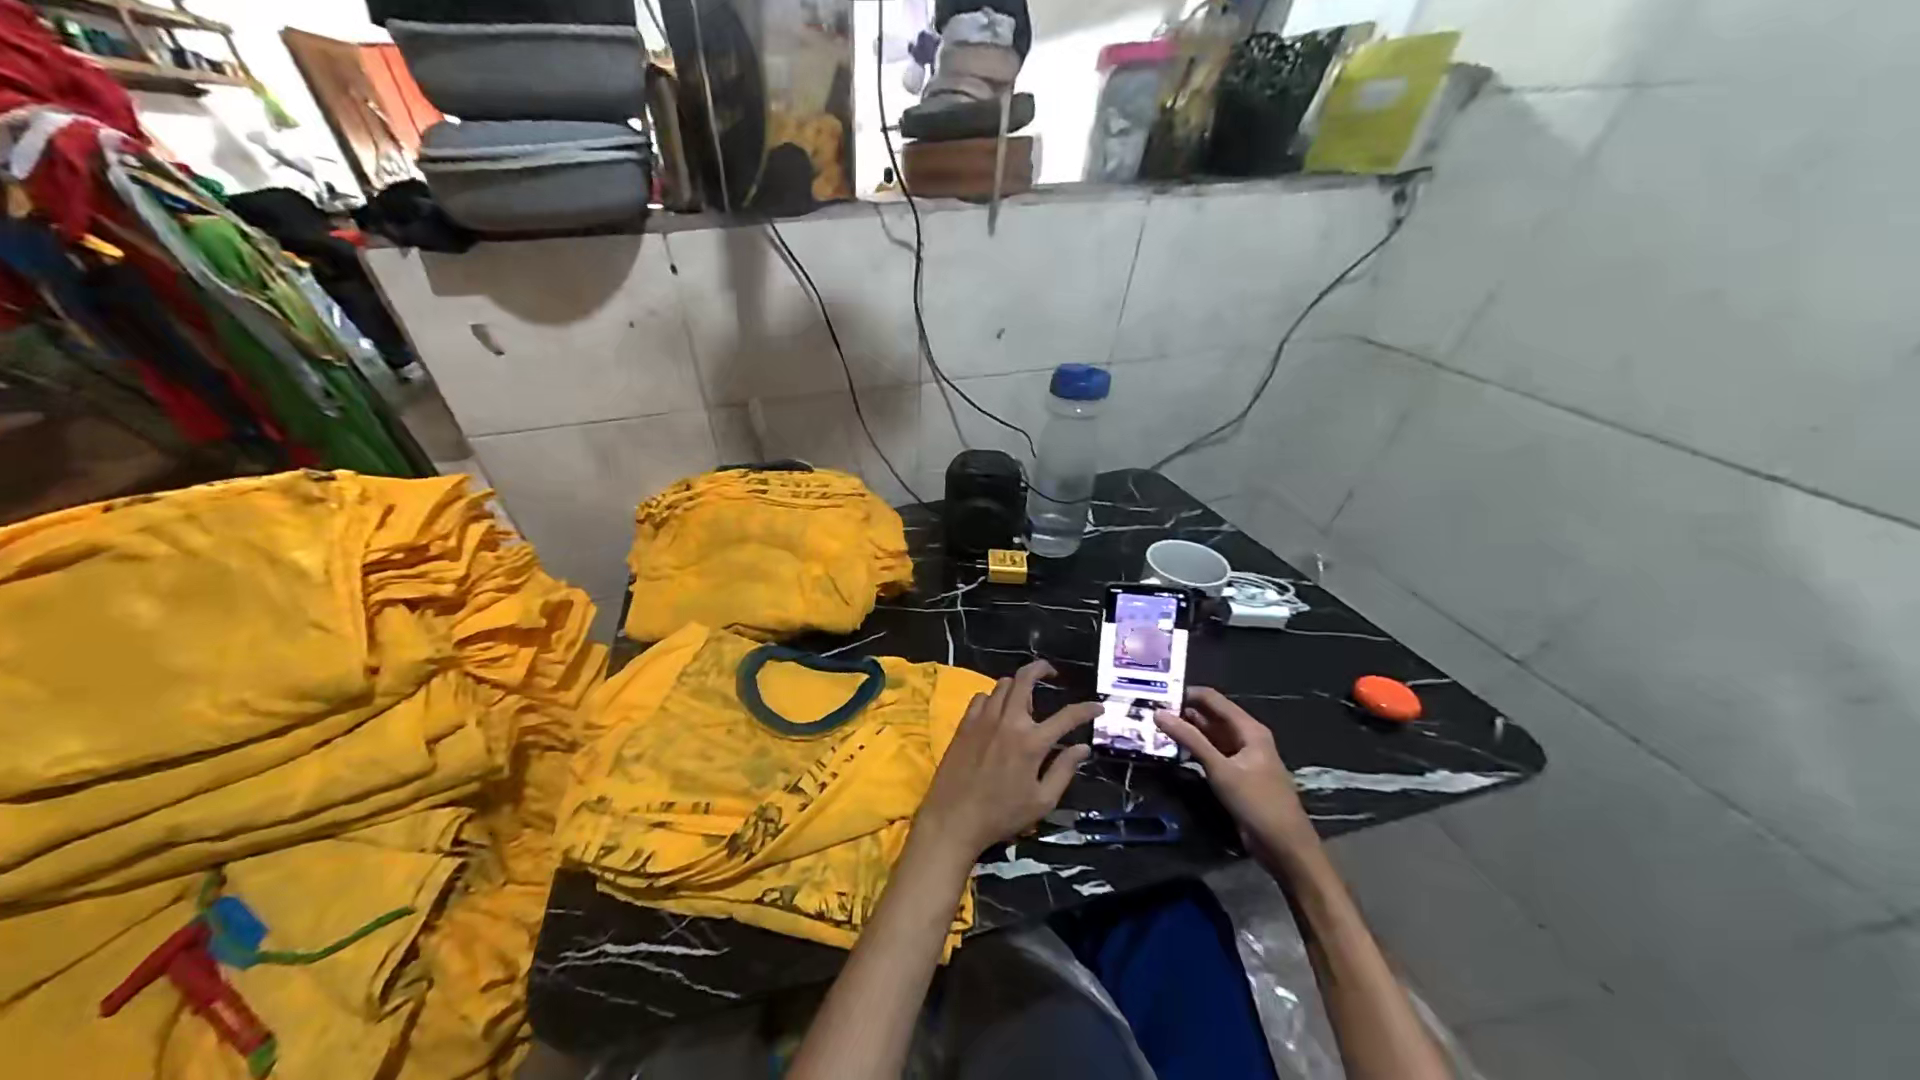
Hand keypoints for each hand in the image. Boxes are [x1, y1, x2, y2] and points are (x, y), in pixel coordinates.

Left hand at [915, 661, 1100, 861]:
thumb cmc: (1001, 815)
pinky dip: (994, 698)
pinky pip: (981, 697)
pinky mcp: (965, 724)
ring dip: (1018, 686)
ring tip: (1025, 700)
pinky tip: (997, 711)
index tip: (1097, 707)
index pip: (1067, 716)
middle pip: (1025, 678)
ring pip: (1002, 685)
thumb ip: (1064, 770)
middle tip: (1052, 673)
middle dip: (1042, 669)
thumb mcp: (1042, 801)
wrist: (953, 819)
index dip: (1086, 709)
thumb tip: (1082, 747)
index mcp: (1032, 742)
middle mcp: (1008, 722)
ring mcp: (983, 719)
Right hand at [1155, 687, 1318, 868]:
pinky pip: (1211, 753)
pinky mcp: (1236, 774)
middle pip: (1211, 716)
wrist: (1285, 846)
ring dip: (1186, 731)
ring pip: (1209, 735)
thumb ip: (1190, 740)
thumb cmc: (1257, 802)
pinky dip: (1194, 749)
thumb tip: (1159, 713)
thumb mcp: (1221, 769)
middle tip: (1149, 711)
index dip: (1186, 694)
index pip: (1213, 699)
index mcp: (1249, 729)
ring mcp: (1241, 756)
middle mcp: (1246, 737)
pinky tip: (1173, 749)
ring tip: (1155, 727)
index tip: (1157, 695)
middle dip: (1183, 712)